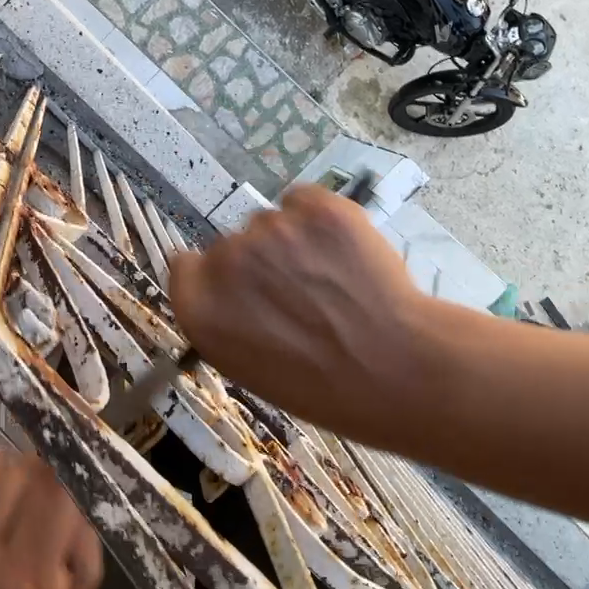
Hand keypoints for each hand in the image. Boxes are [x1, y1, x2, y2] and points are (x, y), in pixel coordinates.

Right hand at [168, 186, 471, 440]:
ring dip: (291, 243)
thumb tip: (228, 291)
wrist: (403, 372)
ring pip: (270, 223)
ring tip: (331, 282)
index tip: (244, 293)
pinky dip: (319, 221)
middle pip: (230, 244)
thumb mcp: (248, 368)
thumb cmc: (324, 388)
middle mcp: (224, 259)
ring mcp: (270, 228)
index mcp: (200, 307)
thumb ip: (223, 320)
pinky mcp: (314, 206)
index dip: (216, 278)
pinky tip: (344, 254)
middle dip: (257, 263)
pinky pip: (303, 201)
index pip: (186, 266)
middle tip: (299, 296)